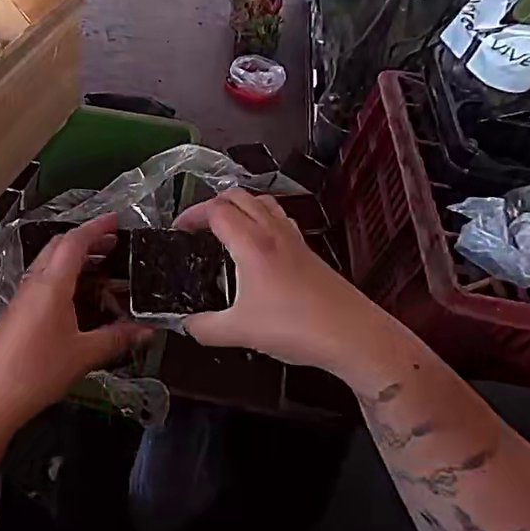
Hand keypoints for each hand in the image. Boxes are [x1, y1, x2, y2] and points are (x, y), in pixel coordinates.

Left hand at [0, 214, 150, 468]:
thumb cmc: (36, 371)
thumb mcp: (84, 355)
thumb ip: (117, 338)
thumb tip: (150, 330)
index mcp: (52, 284)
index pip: (75, 241)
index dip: (97, 227)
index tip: (118, 220)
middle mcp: (35, 283)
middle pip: (59, 246)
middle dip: (87, 239)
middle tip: (115, 243)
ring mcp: (23, 298)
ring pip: (50, 263)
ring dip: (75, 258)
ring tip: (103, 266)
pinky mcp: (17, 313)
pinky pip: (44, 282)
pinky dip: (65, 276)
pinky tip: (80, 296)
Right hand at [175, 191, 399, 373]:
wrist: (350, 334)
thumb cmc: (295, 327)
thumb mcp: (239, 332)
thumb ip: (205, 328)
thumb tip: (187, 325)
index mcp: (252, 244)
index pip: (216, 211)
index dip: (192, 215)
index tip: (179, 230)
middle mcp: (274, 233)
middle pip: (240, 196)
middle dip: (213, 204)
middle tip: (198, 225)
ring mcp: (295, 240)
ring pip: (264, 203)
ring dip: (241, 206)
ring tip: (227, 228)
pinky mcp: (309, 252)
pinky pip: (281, 220)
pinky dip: (263, 220)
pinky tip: (260, 247)